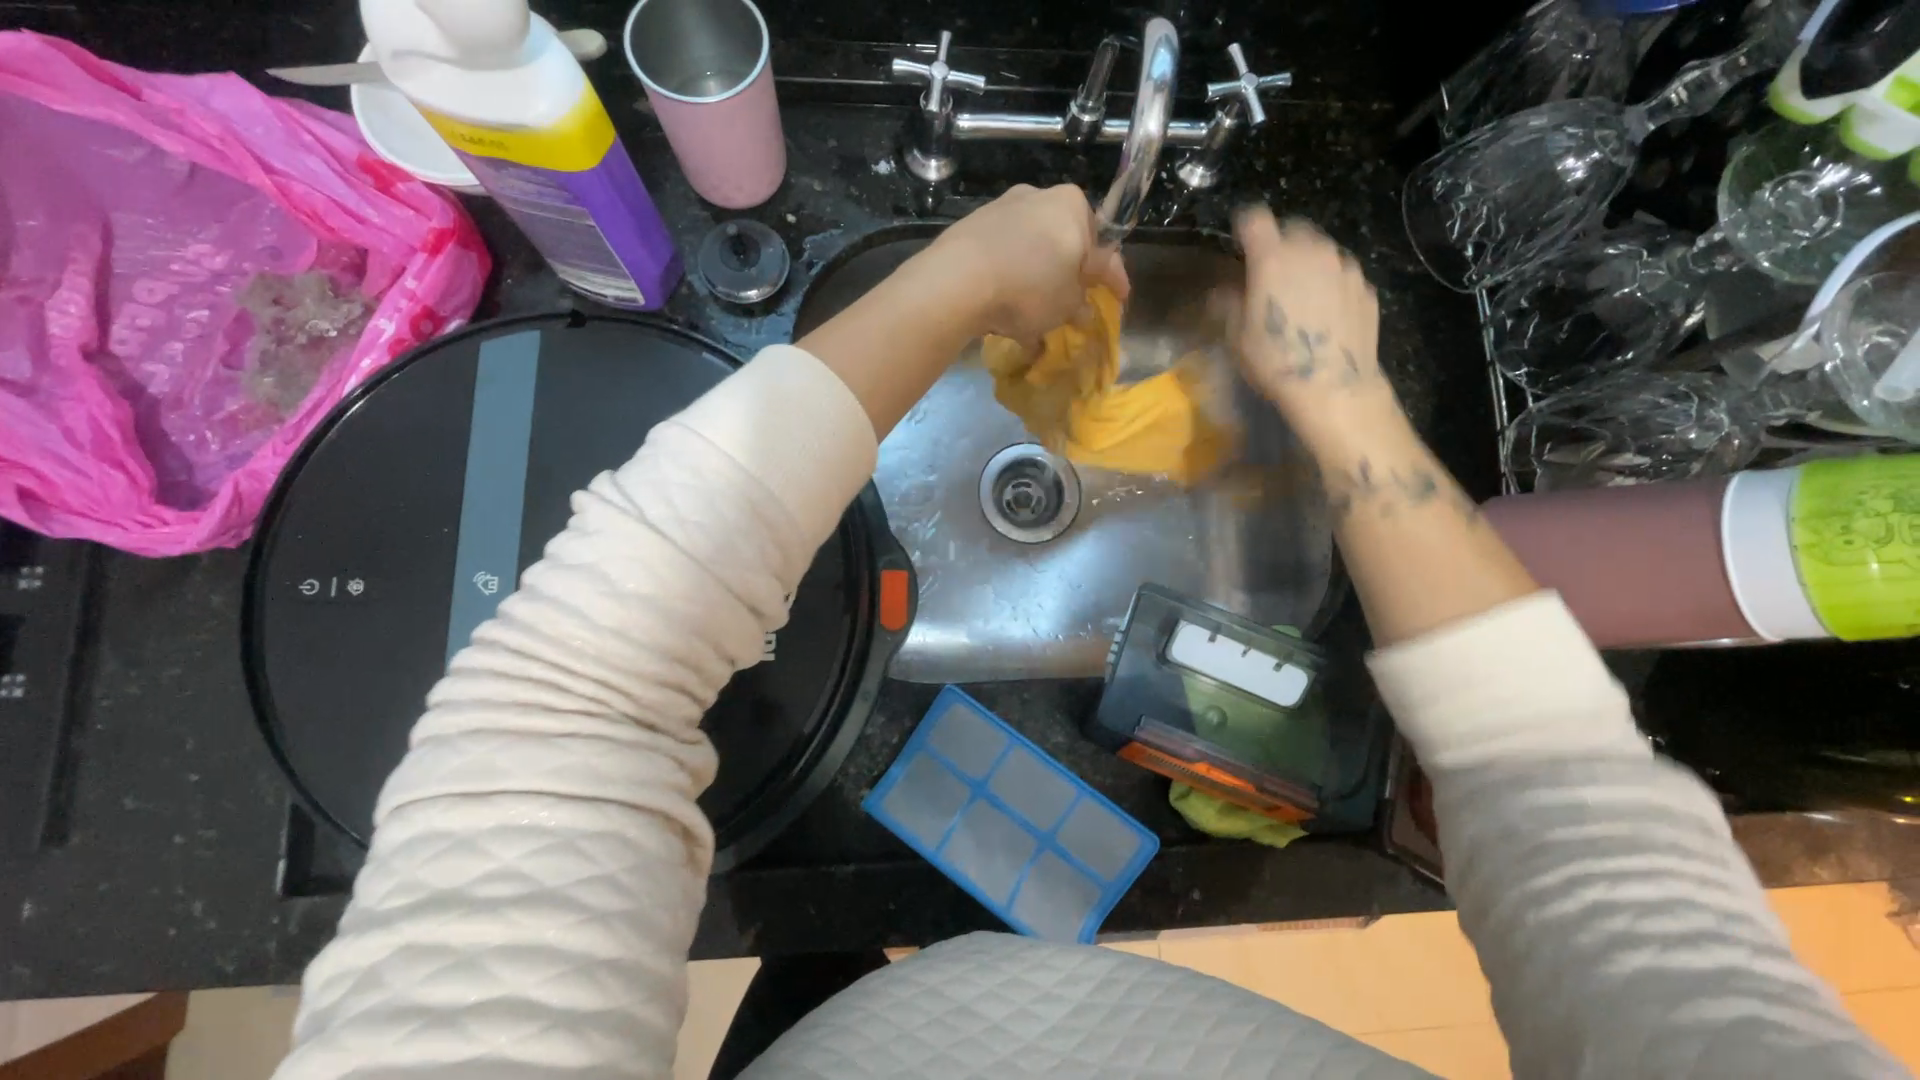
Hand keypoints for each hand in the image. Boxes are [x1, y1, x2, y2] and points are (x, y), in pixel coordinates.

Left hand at [929, 183, 1129, 345]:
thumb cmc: (1029, 287)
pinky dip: (1008, 281)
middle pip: (1063, 244)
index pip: (1102, 249)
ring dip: (1036, 281)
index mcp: (1072, 206)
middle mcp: (1038, 198)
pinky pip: (1001, 259)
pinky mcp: (970, 229)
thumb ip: (1080, 304)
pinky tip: (1005, 311)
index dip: (1114, 279)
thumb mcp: (1067, 305)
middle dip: (1068, 275)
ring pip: (1030, 252)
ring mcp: (1000, 210)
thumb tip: (1083, 309)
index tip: (1119, 298)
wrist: (958, 281)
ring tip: (1035, 316)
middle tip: (1072, 305)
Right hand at [1229, 207, 1398, 440]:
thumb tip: (1225, 291)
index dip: (1244, 228)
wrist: (1333, 387)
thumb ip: (1229, 303)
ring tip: (1302, 294)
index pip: (1255, 218)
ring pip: (1322, 250)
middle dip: (1280, 243)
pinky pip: (1343, 275)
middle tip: (1271, 273)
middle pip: (1293, 228)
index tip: (1239, 244)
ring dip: (1308, 262)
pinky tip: (1325, 314)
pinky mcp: (1366, 287)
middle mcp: (1312, 251)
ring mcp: (1345, 267)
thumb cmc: (1274, 360)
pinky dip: (1332, 284)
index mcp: (1274, 257)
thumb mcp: (1237, 336)